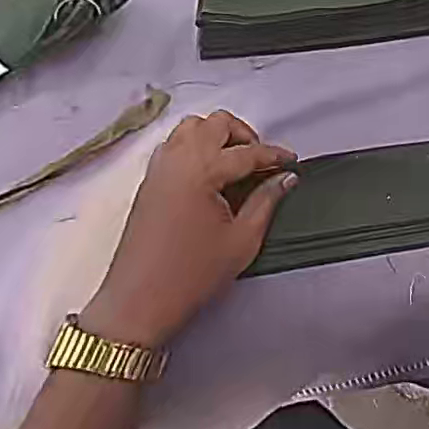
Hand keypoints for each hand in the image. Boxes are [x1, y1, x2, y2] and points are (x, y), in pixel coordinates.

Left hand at [82, 111, 294, 347]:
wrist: (138, 304)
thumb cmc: (189, 276)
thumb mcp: (242, 239)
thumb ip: (267, 200)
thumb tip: (284, 179)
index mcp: (201, 172)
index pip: (247, 151)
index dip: (274, 155)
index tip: (290, 162)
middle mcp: (176, 162)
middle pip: (216, 124)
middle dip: (244, 135)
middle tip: (262, 160)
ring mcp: (158, 169)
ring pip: (191, 127)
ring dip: (217, 135)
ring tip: (236, 162)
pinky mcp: (148, 182)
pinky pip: (174, 144)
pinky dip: (196, 146)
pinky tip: (210, 172)